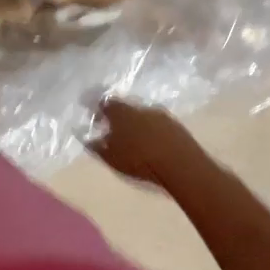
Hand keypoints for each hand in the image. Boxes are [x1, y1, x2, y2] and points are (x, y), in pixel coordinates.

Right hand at [86, 99, 206, 188]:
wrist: (182, 166)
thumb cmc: (140, 161)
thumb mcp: (112, 157)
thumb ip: (97, 147)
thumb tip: (87, 139)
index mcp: (120, 111)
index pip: (104, 103)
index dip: (98, 110)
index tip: (94, 119)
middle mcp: (139, 107)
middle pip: (125, 108)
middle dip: (119, 117)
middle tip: (114, 131)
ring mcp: (161, 115)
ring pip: (144, 115)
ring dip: (138, 124)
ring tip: (135, 140)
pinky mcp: (178, 126)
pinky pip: (159, 125)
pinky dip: (154, 131)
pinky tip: (154, 144)